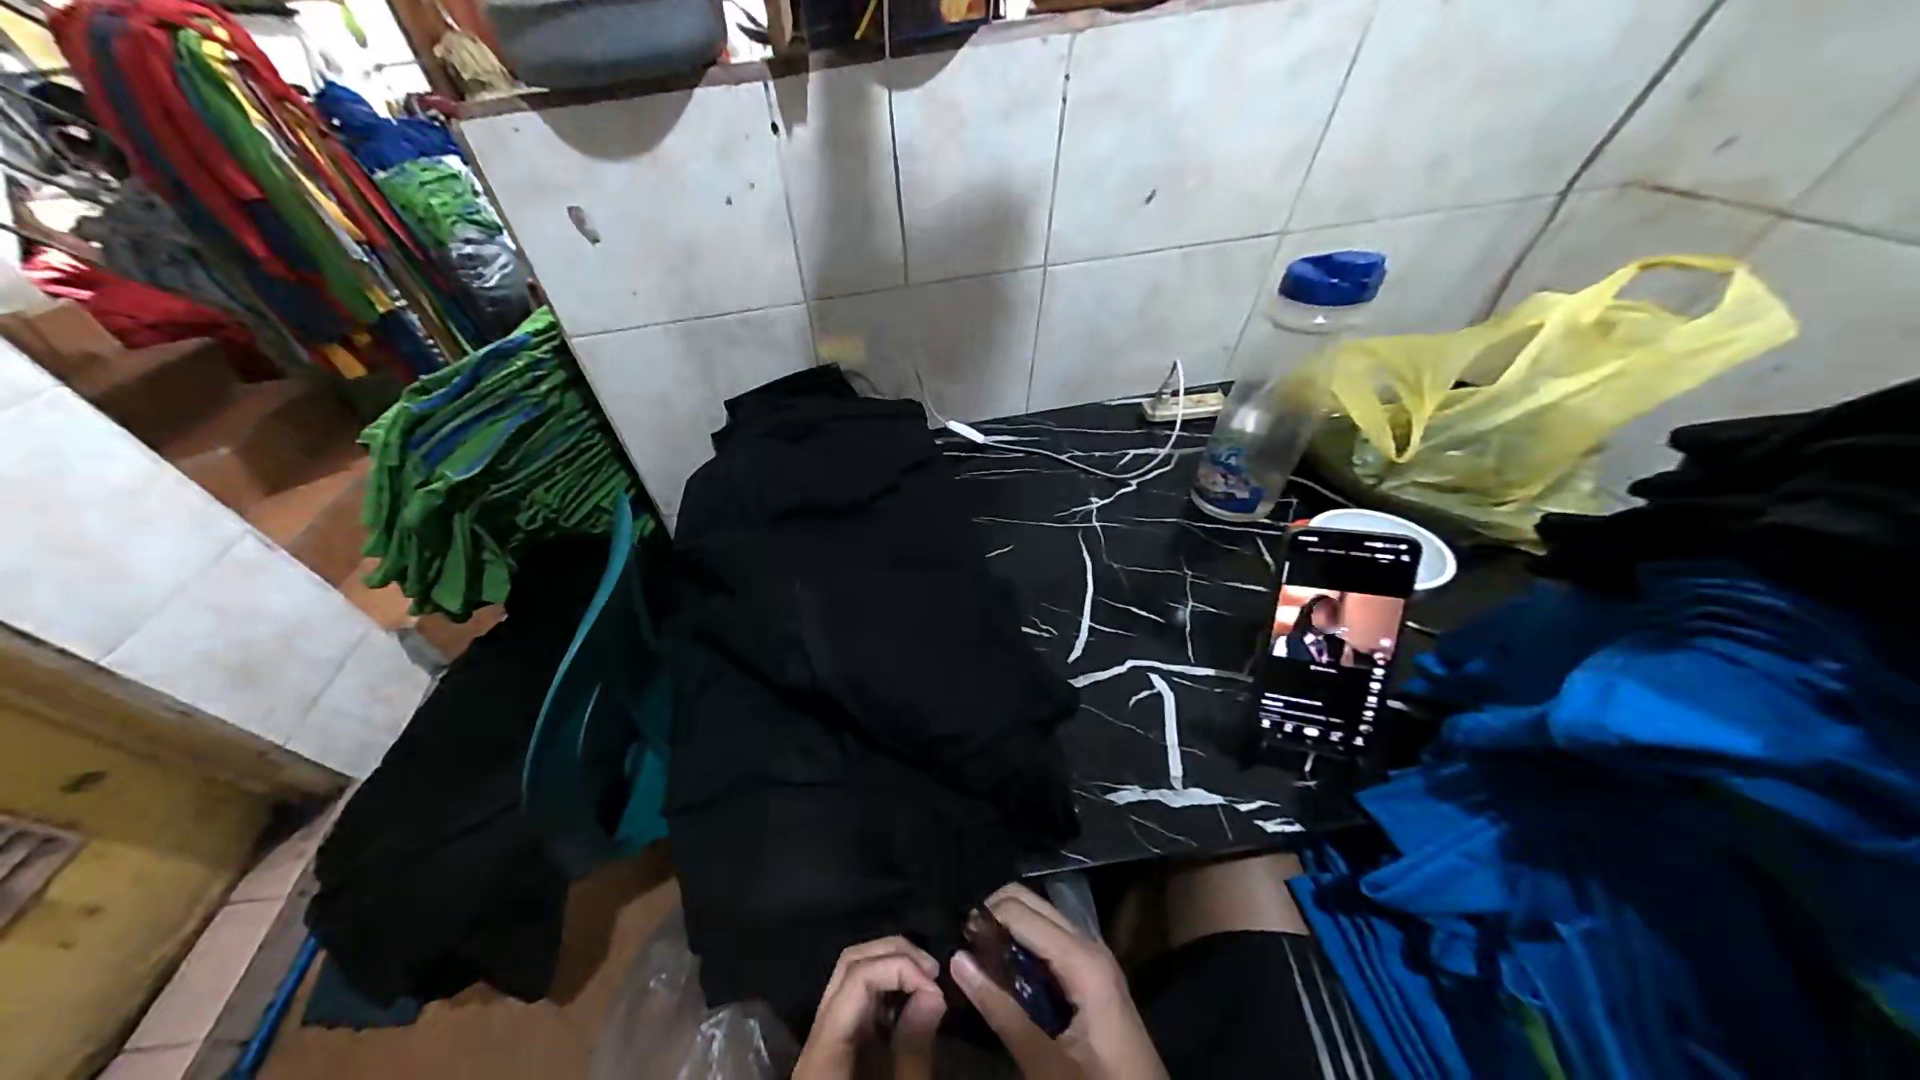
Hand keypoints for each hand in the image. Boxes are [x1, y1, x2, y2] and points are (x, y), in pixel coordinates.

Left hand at [793, 937, 947, 1079]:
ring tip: (926, 983)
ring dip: (892, 968)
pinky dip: (887, 990)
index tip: (935, 989)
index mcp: (824, 1043)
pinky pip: (859, 1000)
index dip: (900, 969)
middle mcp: (818, 1029)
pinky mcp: (836, 1046)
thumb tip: (934, 993)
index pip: (857, 976)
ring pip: (853, 976)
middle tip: (932, 970)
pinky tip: (911, 1002)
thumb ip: (914, 1046)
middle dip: (894, 954)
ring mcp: (825, 1035)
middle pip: (850, 963)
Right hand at [951, 885, 1168, 1079]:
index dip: (983, 919)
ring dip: (1007, 926)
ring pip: (1040, 916)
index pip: (1019, 911)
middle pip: (1030, 901)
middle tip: (964, 945)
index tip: (954, 940)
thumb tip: (957, 959)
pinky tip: (1006, 970)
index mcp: (1081, 958)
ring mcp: (1093, 954)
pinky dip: (1024, 942)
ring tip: (978, 955)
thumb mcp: (1044, 1063)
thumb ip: (1000, 1009)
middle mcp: (1089, 942)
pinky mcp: (1092, 971)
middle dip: (993, 914)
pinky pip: (1051, 937)